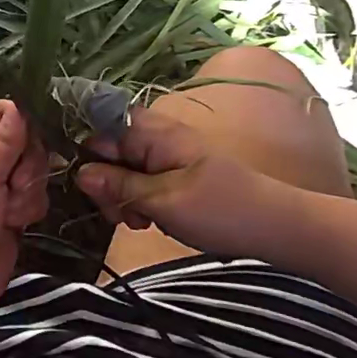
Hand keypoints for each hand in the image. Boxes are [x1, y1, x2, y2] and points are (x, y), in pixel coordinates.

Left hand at [0, 100, 49, 312]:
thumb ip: (4, 140)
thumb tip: (22, 102)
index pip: (5, 110)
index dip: (22, 121)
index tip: (28, 141)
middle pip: (29, 140)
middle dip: (28, 165)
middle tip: (11, 185)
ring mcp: (4, 184)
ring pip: (38, 169)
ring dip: (28, 192)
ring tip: (7, 212)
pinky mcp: (18, 208)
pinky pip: (40, 194)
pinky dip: (31, 209)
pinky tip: (15, 224)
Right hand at [74, 107, 287, 257]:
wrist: (277, 226)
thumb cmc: (219, 210)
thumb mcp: (162, 201)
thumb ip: (119, 185)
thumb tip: (79, 172)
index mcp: (154, 132)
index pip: (101, 130)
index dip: (89, 158)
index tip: (91, 192)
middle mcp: (158, 136)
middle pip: (111, 150)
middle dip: (107, 183)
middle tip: (122, 217)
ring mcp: (169, 154)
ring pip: (126, 168)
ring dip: (124, 196)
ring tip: (140, 222)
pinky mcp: (178, 173)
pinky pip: (145, 179)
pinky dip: (142, 200)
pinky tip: (152, 220)